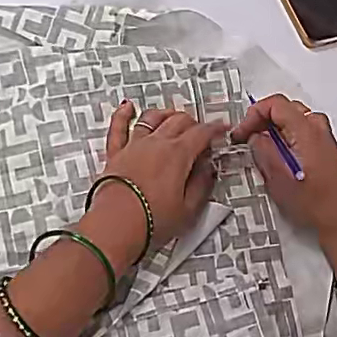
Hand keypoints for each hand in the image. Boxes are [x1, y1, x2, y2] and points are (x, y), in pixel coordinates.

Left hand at [79, 101, 226, 267]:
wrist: (114, 228)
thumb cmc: (149, 222)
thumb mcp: (189, 209)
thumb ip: (202, 184)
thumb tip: (207, 171)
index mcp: (178, 155)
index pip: (202, 133)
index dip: (216, 129)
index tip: (221, 129)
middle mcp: (156, 144)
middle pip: (179, 121)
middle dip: (194, 123)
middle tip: (201, 131)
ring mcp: (134, 146)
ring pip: (152, 118)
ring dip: (166, 114)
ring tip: (173, 116)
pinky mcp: (115, 154)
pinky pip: (118, 127)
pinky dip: (124, 114)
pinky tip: (127, 108)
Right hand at [230, 94, 336, 241]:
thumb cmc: (315, 202)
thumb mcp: (277, 178)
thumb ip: (263, 150)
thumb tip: (254, 137)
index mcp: (306, 130)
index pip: (275, 104)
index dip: (253, 115)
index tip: (243, 132)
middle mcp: (317, 127)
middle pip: (283, 108)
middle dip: (261, 120)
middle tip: (247, 138)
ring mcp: (323, 135)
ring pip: (291, 118)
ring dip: (272, 128)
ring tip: (260, 148)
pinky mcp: (323, 145)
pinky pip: (299, 129)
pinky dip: (284, 135)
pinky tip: (277, 155)